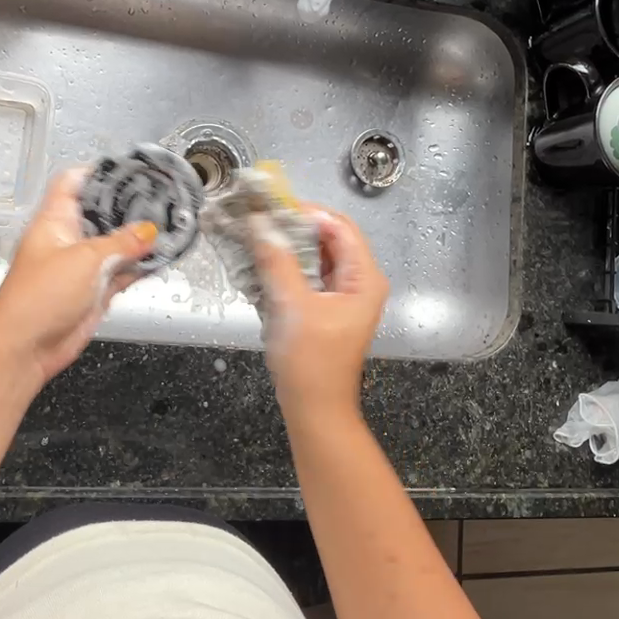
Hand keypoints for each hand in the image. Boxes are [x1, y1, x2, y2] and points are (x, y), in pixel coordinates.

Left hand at [0, 167, 156, 385]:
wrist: (25, 349)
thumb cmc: (36, 300)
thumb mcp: (86, 260)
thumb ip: (121, 243)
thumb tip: (147, 231)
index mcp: (55, 220)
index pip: (74, 182)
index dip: (98, 171)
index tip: (128, 168)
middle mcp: (68, 240)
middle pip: (101, 212)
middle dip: (129, 206)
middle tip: (158, 199)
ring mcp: (81, 266)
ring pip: (116, 244)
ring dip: (139, 239)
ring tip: (167, 227)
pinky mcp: (93, 291)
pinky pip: (122, 272)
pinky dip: (140, 266)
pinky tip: (159, 258)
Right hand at [253, 206, 388, 420]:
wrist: (314, 411)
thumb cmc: (310, 363)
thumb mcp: (292, 307)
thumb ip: (276, 261)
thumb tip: (260, 223)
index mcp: (364, 278)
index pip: (339, 227)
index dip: (306, 212)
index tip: (270, 207)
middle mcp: (359, 282)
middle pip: (327, 238)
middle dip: (292, 229)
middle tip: (256, 221)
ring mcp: (342, 295)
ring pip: (314, 256)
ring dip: (285, 247)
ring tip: (253, 239)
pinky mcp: (325, 307)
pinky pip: (306, 276)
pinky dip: (284, 268)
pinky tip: (260, 265)